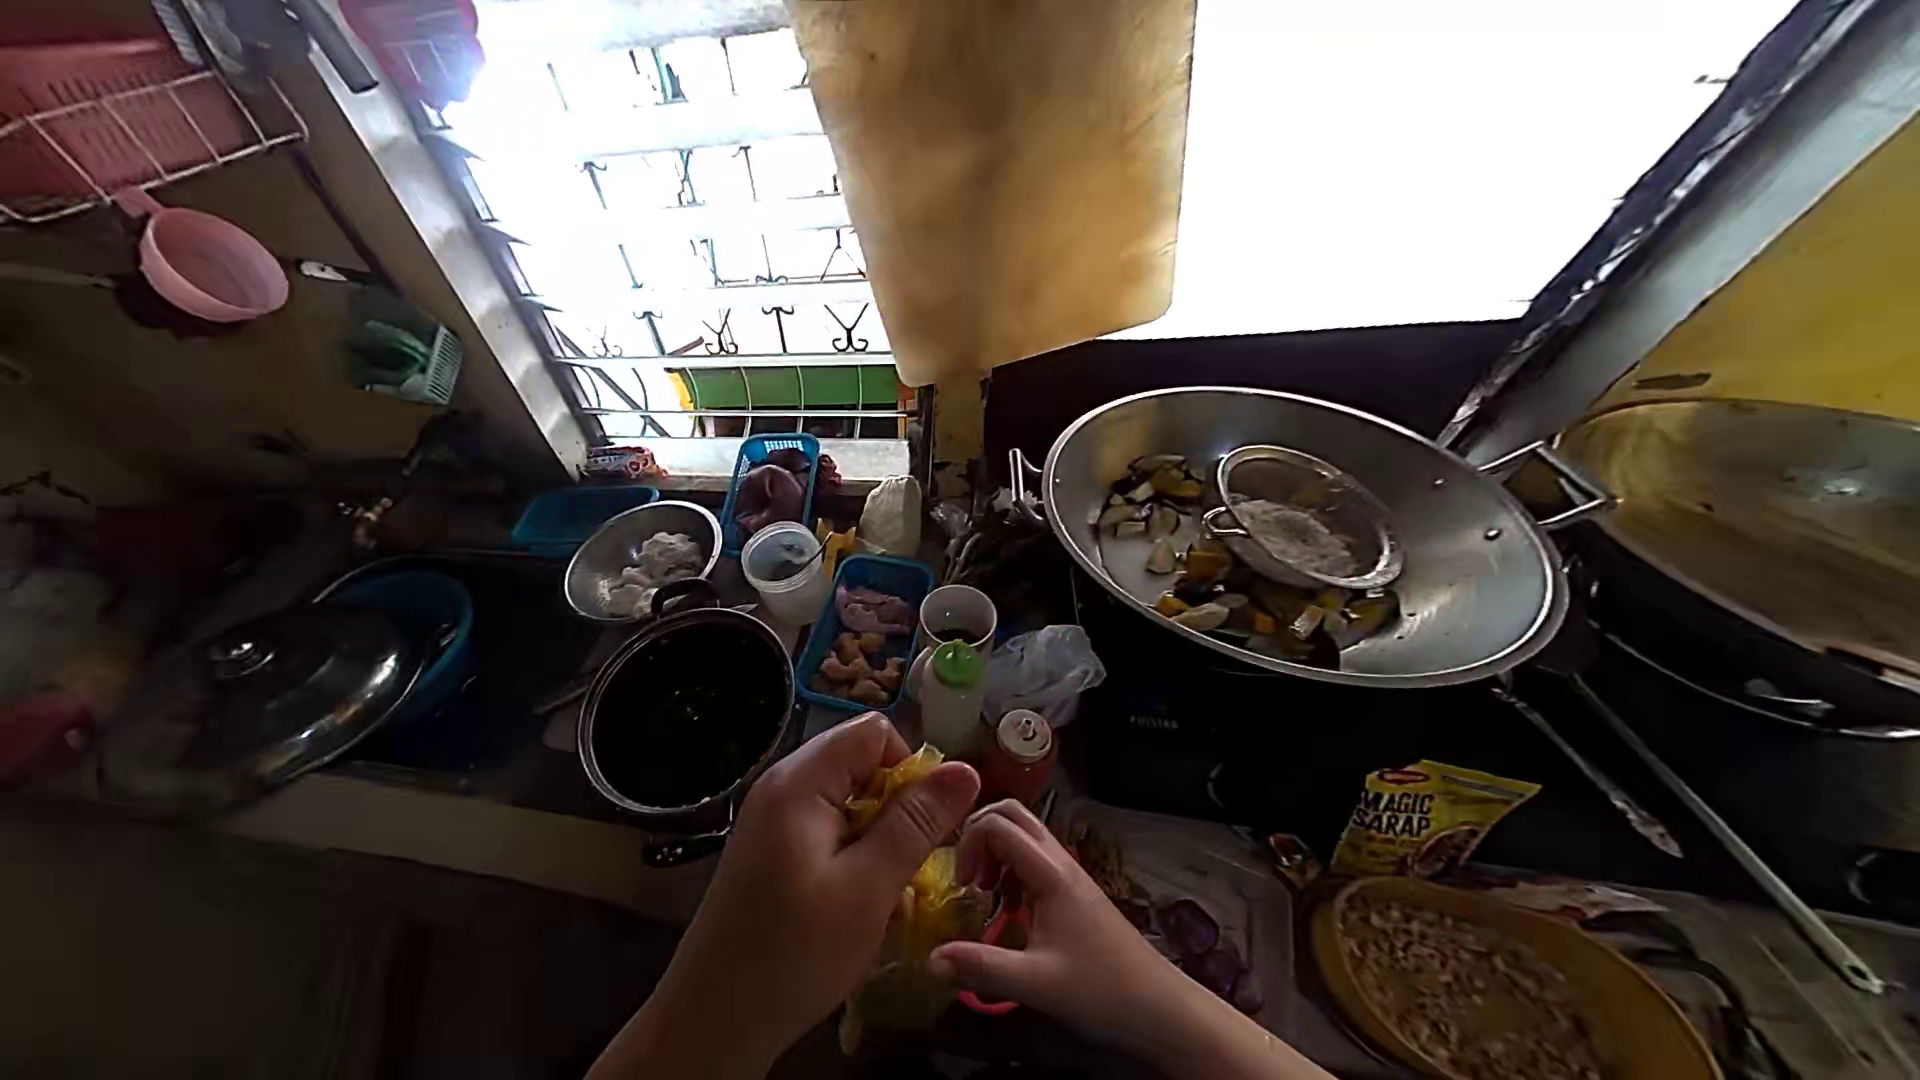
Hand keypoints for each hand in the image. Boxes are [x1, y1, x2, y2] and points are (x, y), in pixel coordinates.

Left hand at [590, 713, 980, 1079]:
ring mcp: (775, 814)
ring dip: (880, 835)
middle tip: (906, 863)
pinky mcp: (773, 844)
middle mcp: (784, 783)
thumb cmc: (791, 955)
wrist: (709, 1026)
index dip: (909, 768)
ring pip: (851, 797)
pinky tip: (858, 900)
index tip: (924, 824)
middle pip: (862, 762)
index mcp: (800, 780)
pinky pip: (830, 824)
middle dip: (897, 806)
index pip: (875, 732)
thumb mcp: (869, 888)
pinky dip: (855, 851)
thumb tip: (967, 769)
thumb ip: (918, 822)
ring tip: (885, 890)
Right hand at [928, 801, 1332, 1079]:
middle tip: (966, 874)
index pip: (998, 824)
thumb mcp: (1036, 984)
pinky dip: (1009, 865)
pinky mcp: (1070, 886)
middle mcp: (1057, 859)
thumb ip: (982, 967)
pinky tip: (1007, 905)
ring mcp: (1067, 871)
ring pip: (1022, 831)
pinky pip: (1031, 854)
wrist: (1159, 1006)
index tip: (962, 884)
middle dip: (979, 832)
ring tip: (982, 891)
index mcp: (1049, 871)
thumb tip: (929, 958)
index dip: (969, 842)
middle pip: (1012, 812)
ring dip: (994, 848)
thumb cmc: (1100, 989)